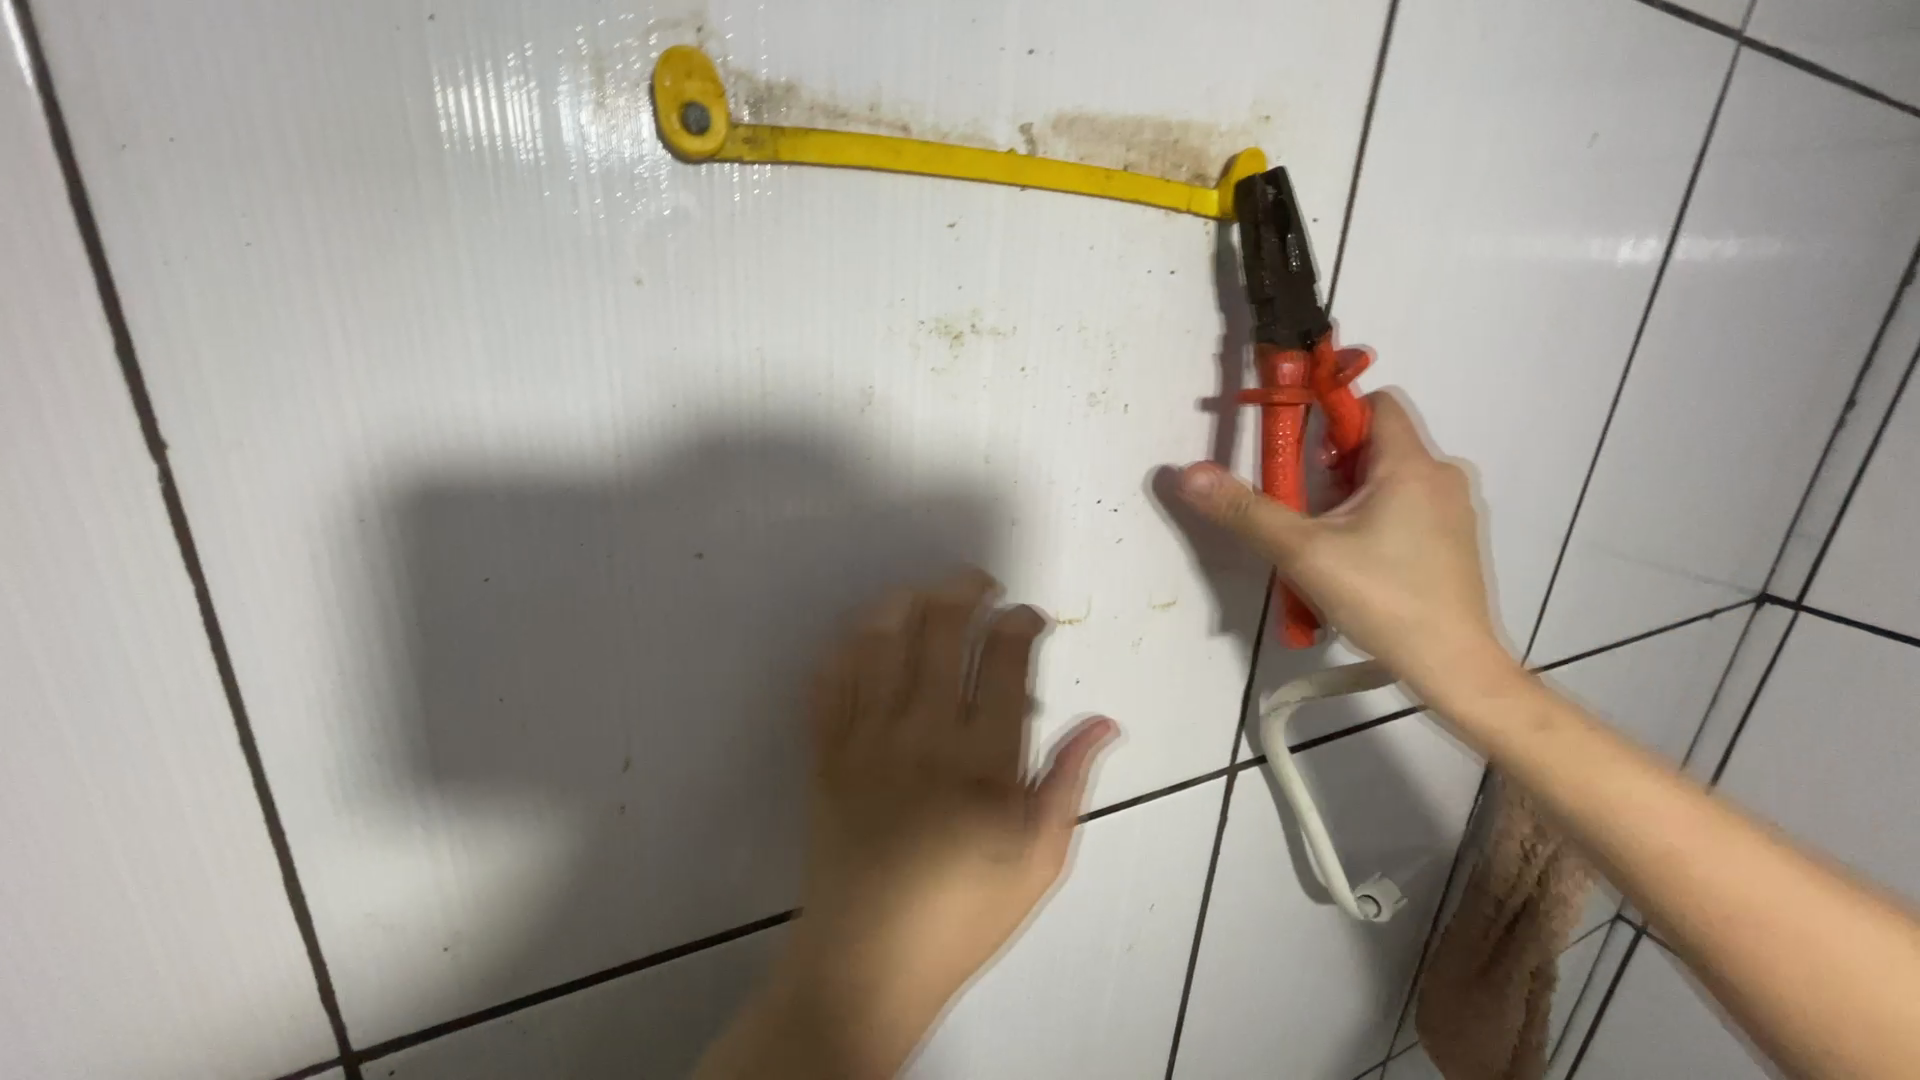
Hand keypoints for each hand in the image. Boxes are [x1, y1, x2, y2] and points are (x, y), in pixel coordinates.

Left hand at [712, 570, 1116, 1079]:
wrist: (868, 960)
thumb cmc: (965, 914)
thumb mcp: (1040, 861)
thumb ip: (1069, 781)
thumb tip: (1105, 722)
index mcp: (983, 758)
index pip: (1005, 657)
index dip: (1021, 621)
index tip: (1030, 616)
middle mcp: (922, 732)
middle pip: (941, 629)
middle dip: (965, 590)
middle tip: (982, 585)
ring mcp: (866, 738)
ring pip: (881, 639)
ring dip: (907, 602)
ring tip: (927, 596)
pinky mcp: (825, 753)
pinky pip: (830, 679)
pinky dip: (849, 644)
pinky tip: (868, 636)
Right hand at [1176, 390, 1519, 708]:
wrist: (1452, 666)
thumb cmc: (1382, 599)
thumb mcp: (1303, 553)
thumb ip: (1245, 510)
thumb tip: (1189, 474)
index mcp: (1411, 465)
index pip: (1377, 403)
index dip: (1332, 411)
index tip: (1295, 445)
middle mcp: (1441, 476)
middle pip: (1376, 443)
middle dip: (1330, 464)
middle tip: (1302, 504)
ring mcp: (1453, 510)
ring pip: (1388, 478)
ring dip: (1348, 495)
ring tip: (1323, 540)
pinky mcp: (1453, 541)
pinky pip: (1405, 506)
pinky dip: (1373, 518)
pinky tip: (1355, 561)